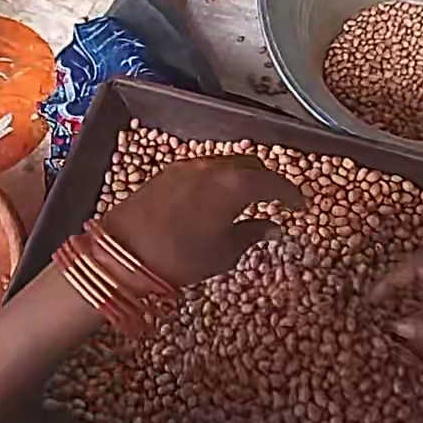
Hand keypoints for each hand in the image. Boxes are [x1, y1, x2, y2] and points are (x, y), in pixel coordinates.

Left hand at [100, 155, 303, 286]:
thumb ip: (251, 234)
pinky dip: (216, 179)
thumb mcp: (224, 252)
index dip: (290, 194)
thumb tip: (271, 227)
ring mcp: (186, 166)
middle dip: (266, 181)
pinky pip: (202, 169)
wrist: (122, 251)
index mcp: (235, 184)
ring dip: (239, 178)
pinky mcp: (166, 172)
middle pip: (250, 166)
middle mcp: (213, 166)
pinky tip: (214, 198)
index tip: (300, 205)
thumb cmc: (179, 257)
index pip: (274, 182)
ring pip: (224, 165)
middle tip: (275, 199)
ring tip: (245, 200)